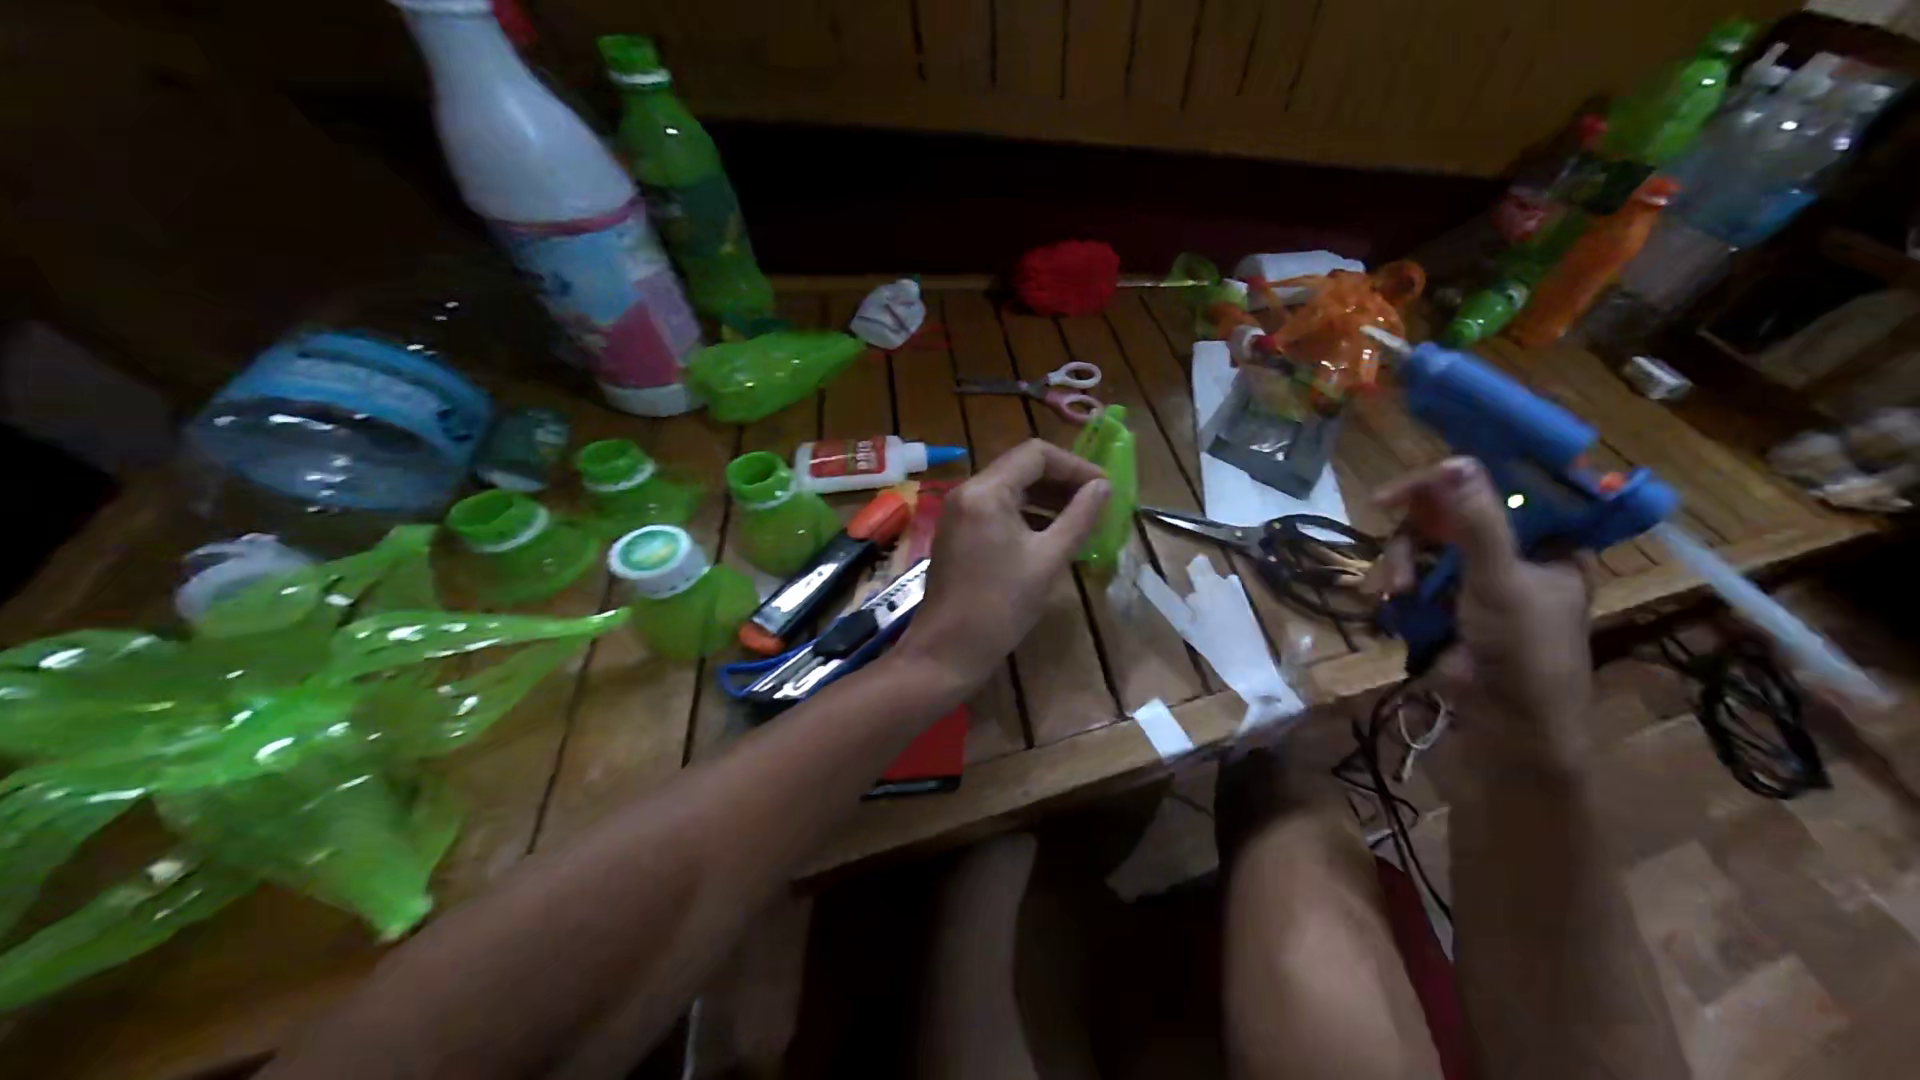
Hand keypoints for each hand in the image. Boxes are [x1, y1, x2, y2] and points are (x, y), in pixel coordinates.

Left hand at [893, 440, 1109, 692]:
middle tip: (1098, 502)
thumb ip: (1079, 517)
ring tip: (1082, 518)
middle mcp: (967, 492)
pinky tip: (1052, 534)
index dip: (1076, 465)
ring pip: (1010, 488)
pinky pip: (997, 509)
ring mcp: (959, 512)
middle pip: (1022, 467)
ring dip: (1046, 498)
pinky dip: (1027, 514)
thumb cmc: (1000, 606)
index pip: (1036, 453)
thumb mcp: (1049, 559)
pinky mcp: (958, 532)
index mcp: (986, 491)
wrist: (947, 651)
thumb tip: (1103, 487)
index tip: (1105, 487)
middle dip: (1063, 481)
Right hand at [1375, 457, 1592, 763]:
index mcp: (1544, 541)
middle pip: (1448, 516)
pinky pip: (1409, 574)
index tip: (1406, 489)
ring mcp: (1472, 577)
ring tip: (1390, 592)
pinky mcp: (1443, 601)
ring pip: (1420, 545)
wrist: (1506, 722)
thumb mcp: (1499, 580)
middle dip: (1413, 533)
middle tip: (1389, 535)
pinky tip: (1387, 602)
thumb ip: (1476, 523)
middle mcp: (1509, 552)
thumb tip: (1454, 461)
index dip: (1452, 482)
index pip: (1497, 490)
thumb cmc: (1523, 649)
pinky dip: (1393, 585)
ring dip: (1397, 564)